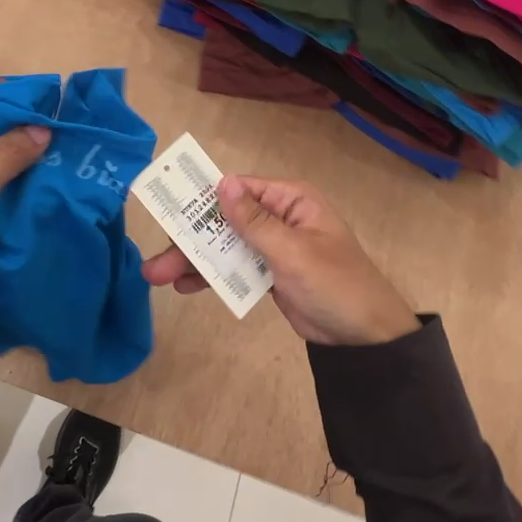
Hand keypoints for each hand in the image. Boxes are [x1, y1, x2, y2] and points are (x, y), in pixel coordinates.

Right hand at [141, 176, 418, 345]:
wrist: (366, 338)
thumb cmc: (335, 284)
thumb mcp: (293, 252)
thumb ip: (254, 221)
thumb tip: (223, 182)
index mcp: (291, 200)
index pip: (240, 189)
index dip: (204, 198)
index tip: (169, 209)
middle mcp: (280, 217)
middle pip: (226, 221)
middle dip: (191, 238)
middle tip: (155, 259)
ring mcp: (273, 247)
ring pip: (226, 246)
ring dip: (195, 259)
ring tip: (158, 276)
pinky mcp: (270, 274)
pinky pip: (235, 268)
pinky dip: (213, 275)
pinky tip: (186, 285)